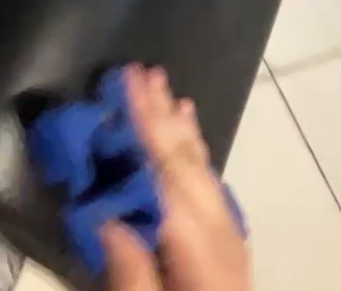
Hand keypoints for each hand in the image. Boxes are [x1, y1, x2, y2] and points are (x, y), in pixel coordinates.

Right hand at [101, 66, 253, 290]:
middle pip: (189, 169)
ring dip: (182, 132)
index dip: (145, 128)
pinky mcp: (226, 261)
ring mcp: (229, 252)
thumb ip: (132, 278)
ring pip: (205, 176)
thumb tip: (111, 215)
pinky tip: (191, 145)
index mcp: (201, 262)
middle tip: (142, 71)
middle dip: (163, 118)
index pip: (168, 180)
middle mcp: (222, 246)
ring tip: (167, 92)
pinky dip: (198, 161)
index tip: (126, 84)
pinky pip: (211, 194)